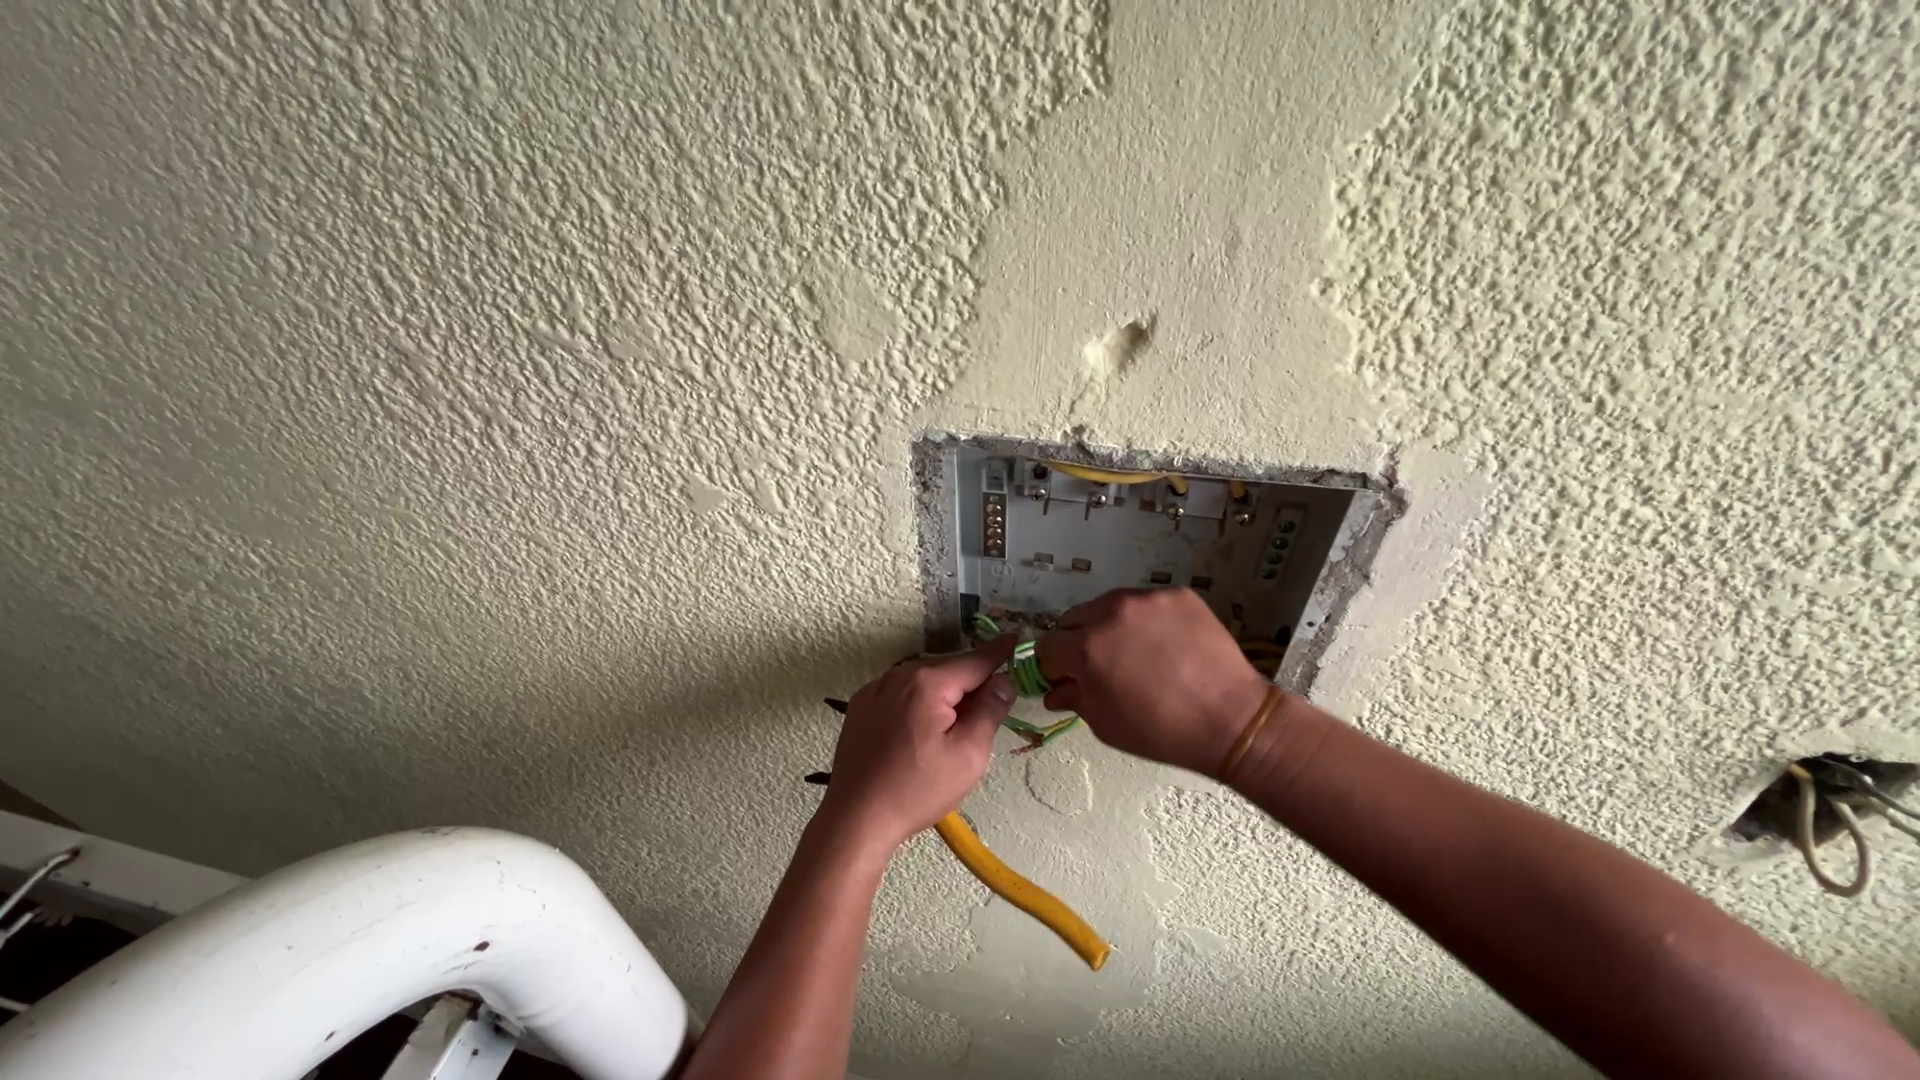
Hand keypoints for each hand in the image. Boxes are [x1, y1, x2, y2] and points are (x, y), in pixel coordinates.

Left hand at [821, 636, 1017, 848]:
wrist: (856, 818)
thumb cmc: (917, 790)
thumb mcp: (968, 755)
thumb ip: (989, 711)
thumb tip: (1003, 681)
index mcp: (927, 684)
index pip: (975, 661)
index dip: (1000, 652)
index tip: (1017, 638)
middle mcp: (898, 676)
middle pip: (948, 671)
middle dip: (971, 684)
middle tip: (989, 712)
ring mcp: (875, 690)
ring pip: (923, 682)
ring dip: (944, 695)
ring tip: (953, 730)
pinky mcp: (860, 707)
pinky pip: (901, 693)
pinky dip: (918, 702)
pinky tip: (921, 732)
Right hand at [1035, 588, 1272, 776]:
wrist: (1231, 719)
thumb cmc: (1161, 730)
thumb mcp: (1105, 723)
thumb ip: (1074, 698)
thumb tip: (1057, 689)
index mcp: (1086, 648)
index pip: (1047, 646)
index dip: (1053, 666)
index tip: (1066, 678)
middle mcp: (1111, 613)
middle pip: (1074, 619)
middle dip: (1078, 642)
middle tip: (1101, 666)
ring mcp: (1147, 599)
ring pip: (1109, 605)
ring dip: (1110, 626)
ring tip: (1136, 653)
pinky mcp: (1177, 594)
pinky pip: (1147, 603)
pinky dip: (1147, 621)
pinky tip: (1165, 645)